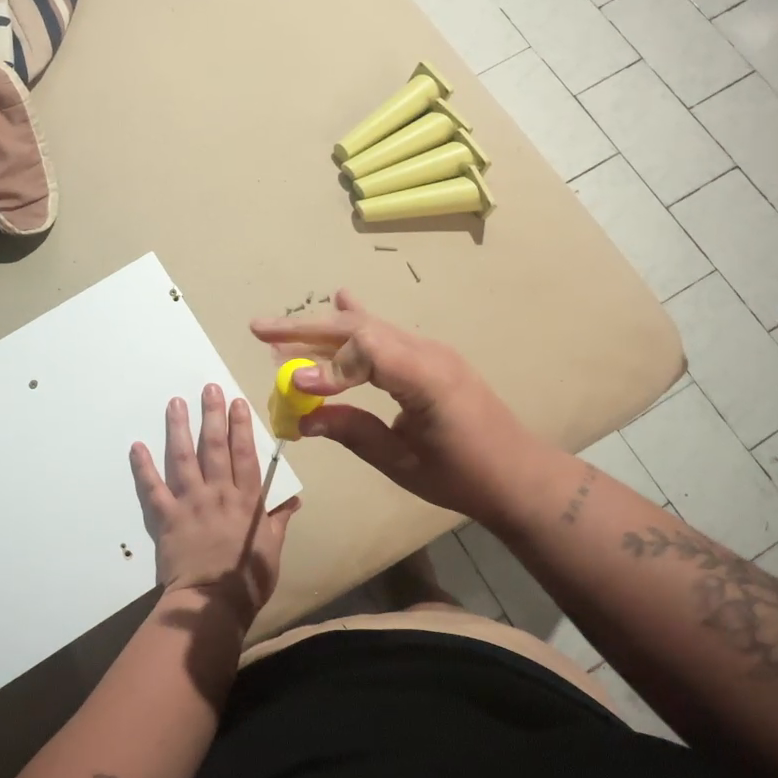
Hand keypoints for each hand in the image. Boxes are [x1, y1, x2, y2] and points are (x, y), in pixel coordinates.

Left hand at [130, 384, 299, 625]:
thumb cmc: (248, 580)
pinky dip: (142, 467)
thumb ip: (279, 521)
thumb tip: (294, 499)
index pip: (245, 455)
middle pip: (215, 447)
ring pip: (183, 458)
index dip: (241, 426)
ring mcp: (189, 503)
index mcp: (246, 501)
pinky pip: (151, 487)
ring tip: (175, 403)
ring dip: (179, 428)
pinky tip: (136, 446)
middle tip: (208, 388)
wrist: (212, 603)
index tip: (237, 402)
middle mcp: (218, 493)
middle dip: (212, 415)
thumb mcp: (273, 550)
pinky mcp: (165, 517)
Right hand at [249, 290, 543, 518]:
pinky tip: (341, 301)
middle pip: (359, 327)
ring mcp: (430, 350)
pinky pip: (385, 334)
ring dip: (323, 329)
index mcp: (426, 378)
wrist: (518, 474)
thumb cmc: (463, 476)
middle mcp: (428, 352)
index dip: (325, 364)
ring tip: (280, 331)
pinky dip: (354, 326)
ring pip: (368, 327)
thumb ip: (352, 433)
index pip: (366, 350)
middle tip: (259, 330)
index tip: (293, 384)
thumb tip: (302, 417)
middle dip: (306, 329)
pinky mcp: (429, 358)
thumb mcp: (401, 462)